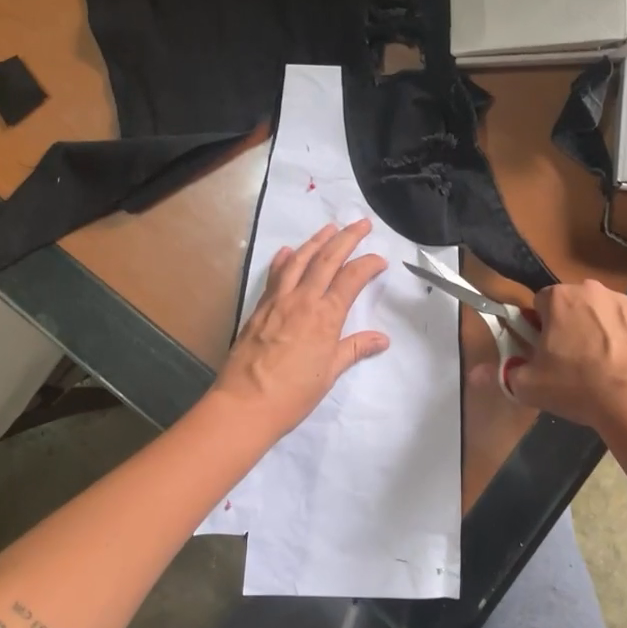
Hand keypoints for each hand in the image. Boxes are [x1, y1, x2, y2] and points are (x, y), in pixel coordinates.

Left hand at [210, 220, 390, 439]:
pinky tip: (288, 251)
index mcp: (325, 316)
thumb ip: (354, 349)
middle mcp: (302, 300)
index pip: (351, 279)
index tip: (380, 259)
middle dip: (346, 238)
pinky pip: (275, 276)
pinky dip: (285, 260)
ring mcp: (278, 301)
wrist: (244, 404)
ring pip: (300, 260)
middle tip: (361, 223)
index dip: (368, 265)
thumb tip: (381, 339)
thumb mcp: (329, 374)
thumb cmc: (292, 395)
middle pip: (327, 259)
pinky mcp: (259, 308)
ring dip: (317, 241)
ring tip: (329, 228)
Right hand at [497, 280, 626, 433]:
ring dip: (597, 332)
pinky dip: (625, 340)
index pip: (538, 304)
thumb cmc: (577, 386)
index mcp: (557, 299)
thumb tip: (473, 375)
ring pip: (601, 313)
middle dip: (568, 327)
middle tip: (571, 363)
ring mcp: (623, 301)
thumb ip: (502, 375)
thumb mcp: (529, 386)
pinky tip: (626, 367)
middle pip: (571, 306)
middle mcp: (590, 290)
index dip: (538, 328)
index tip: (544, 352)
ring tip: (601, 369)